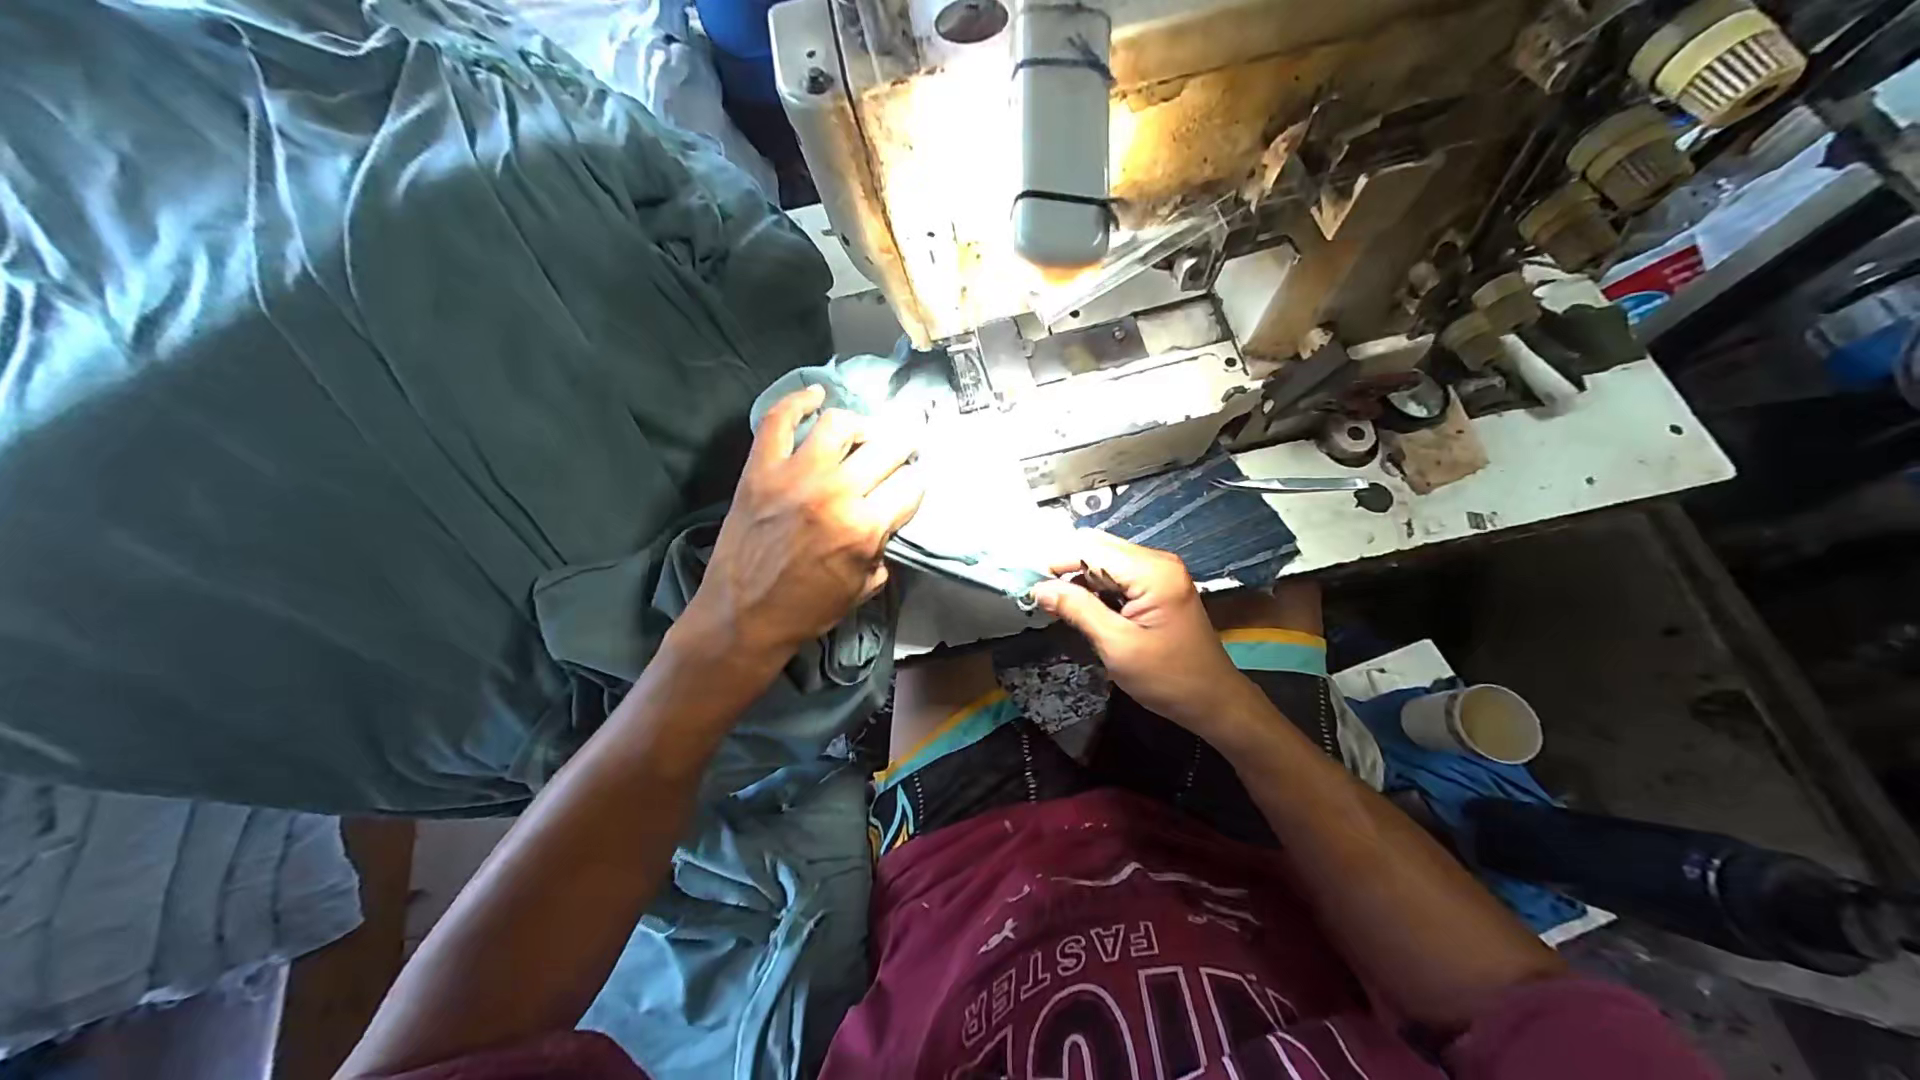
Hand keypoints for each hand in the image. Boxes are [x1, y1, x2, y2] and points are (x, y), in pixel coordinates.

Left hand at [680, 385, 923, 668]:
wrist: (742, 618)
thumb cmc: (807, 610)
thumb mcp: (863, 588)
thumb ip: (883, 548)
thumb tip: (888, 519)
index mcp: (864, 527)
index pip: (909, 486)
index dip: (914, 485)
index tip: (909, 486)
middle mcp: (835, 493)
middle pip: (886, 448)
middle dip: (900, 449)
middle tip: (898, 452)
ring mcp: (795, 476)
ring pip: (839, 424)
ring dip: (859, 425)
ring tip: (861, 434)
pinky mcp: (760, 469)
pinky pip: (778, 420)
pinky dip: (798, 401)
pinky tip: (815, 395)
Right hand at [1030, 532, 1258, 737]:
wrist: (1213, 700)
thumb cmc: (1167, 678)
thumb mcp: (1117, 646)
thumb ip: (1078, 610)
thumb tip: (1039, 589)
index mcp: (1151, 571)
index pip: (1089, 547)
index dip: (1056, 562)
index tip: (1030, 586)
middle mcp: (1157, 561)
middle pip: (1096, 546)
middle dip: (1065, 567)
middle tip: (1042, 597)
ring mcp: (1159, 572)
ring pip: (1104, 558)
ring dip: (1079, 577)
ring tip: (1058, 605)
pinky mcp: (1158, 585)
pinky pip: (1117, 574)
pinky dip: (1095, 586)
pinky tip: (1083, 607)